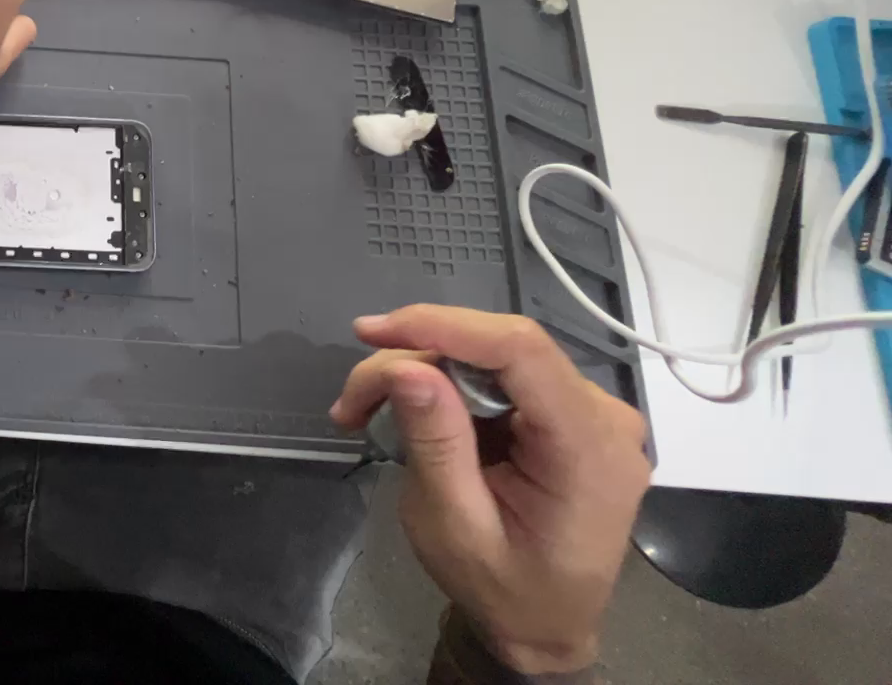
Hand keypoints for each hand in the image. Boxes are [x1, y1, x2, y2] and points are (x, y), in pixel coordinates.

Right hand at [330, 305, 650, 674]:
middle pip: (490, 348)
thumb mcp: (455, 523)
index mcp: (590, 450)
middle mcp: (600, 416)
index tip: (370, 333)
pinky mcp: (556, 410)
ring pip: (478, 354)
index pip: (521, 351)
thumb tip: (405, 367)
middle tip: (350, 402)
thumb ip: (436, 442)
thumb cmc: (502, 587)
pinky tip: (398, 408)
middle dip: (407, 359)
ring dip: (410, 373)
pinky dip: (431, 383)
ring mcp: (582, 410)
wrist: (541, 624)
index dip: (442, 326)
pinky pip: (484, 371)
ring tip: (361, 412)